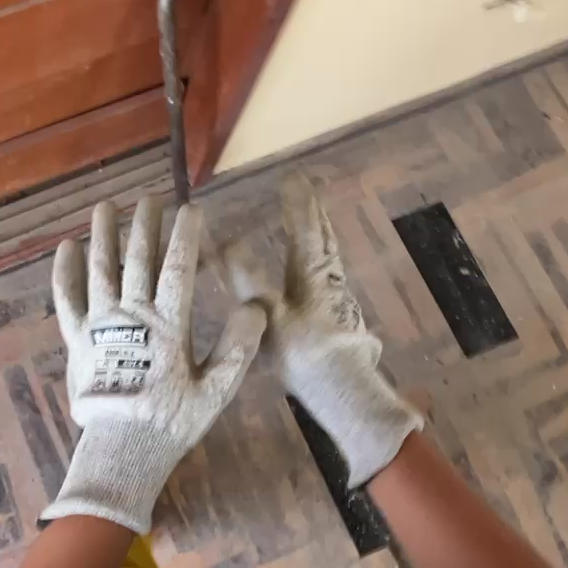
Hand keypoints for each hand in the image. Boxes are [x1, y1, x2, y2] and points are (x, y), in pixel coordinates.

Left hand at [43, 196, 265, 533]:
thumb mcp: (215, 391)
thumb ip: (237, 349)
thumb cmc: (170, 420)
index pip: (178, 269)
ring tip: (106, 207)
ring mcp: (99, 325)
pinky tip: (66, 246)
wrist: (121, 450)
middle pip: (138, 259)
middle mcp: (131, 315)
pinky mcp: (75, 338)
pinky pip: (66, 297)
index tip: (191, 209)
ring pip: (100, 269)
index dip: (184, 236)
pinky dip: (64, 270)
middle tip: (149, 199)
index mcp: (168, 325)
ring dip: (103, 235)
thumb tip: (255, 308)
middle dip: (145, 225)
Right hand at [226, 173, 423, 486]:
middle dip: (311, 210)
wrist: (343, 391)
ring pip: (328, 252)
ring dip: (319, 229)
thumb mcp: (266, 314)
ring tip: (312, 214)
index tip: (291, 176)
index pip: (305, 228)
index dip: (297, 203)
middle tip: (304, 186)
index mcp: (312, 272)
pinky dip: (320, 252)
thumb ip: (245, 276)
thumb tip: (224, 240)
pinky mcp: (338, 311)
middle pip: (322, 235)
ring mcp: (336, 294)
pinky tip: (314, 263)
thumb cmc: (302, 352)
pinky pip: (327, 269)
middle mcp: (328, 276)